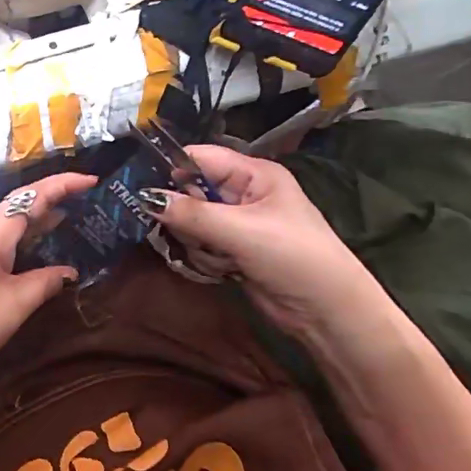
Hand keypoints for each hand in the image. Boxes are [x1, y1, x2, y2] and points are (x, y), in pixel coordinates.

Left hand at [0, 172, 94, 465]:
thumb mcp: (16, 303)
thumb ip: (46, 281)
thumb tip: (68, 271)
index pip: (31, 196)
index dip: (63, 184)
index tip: (93, 180)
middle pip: (17, 205)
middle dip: (52, 200)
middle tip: (87, 202)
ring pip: (6, 223)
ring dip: (36, 221)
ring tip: (70, 222)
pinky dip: (20, 239)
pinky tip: (35, 251)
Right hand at [143, 146, 390, 347]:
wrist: (327, 313)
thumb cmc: (294, 258)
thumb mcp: (241, 231)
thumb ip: (191, 213)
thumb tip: (144, 197)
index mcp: (254, 174)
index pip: (199, 158)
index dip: (171, 170)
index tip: (143, 189)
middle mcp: (243, 193)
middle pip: (189, 191)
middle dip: (185, 216)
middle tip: (194, 234)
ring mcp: (236, 223)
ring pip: (189, 222)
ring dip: (196, 243)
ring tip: (220, 258)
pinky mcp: (231, 250)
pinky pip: (198, 245)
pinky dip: (203, 258)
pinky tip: (223, 270)